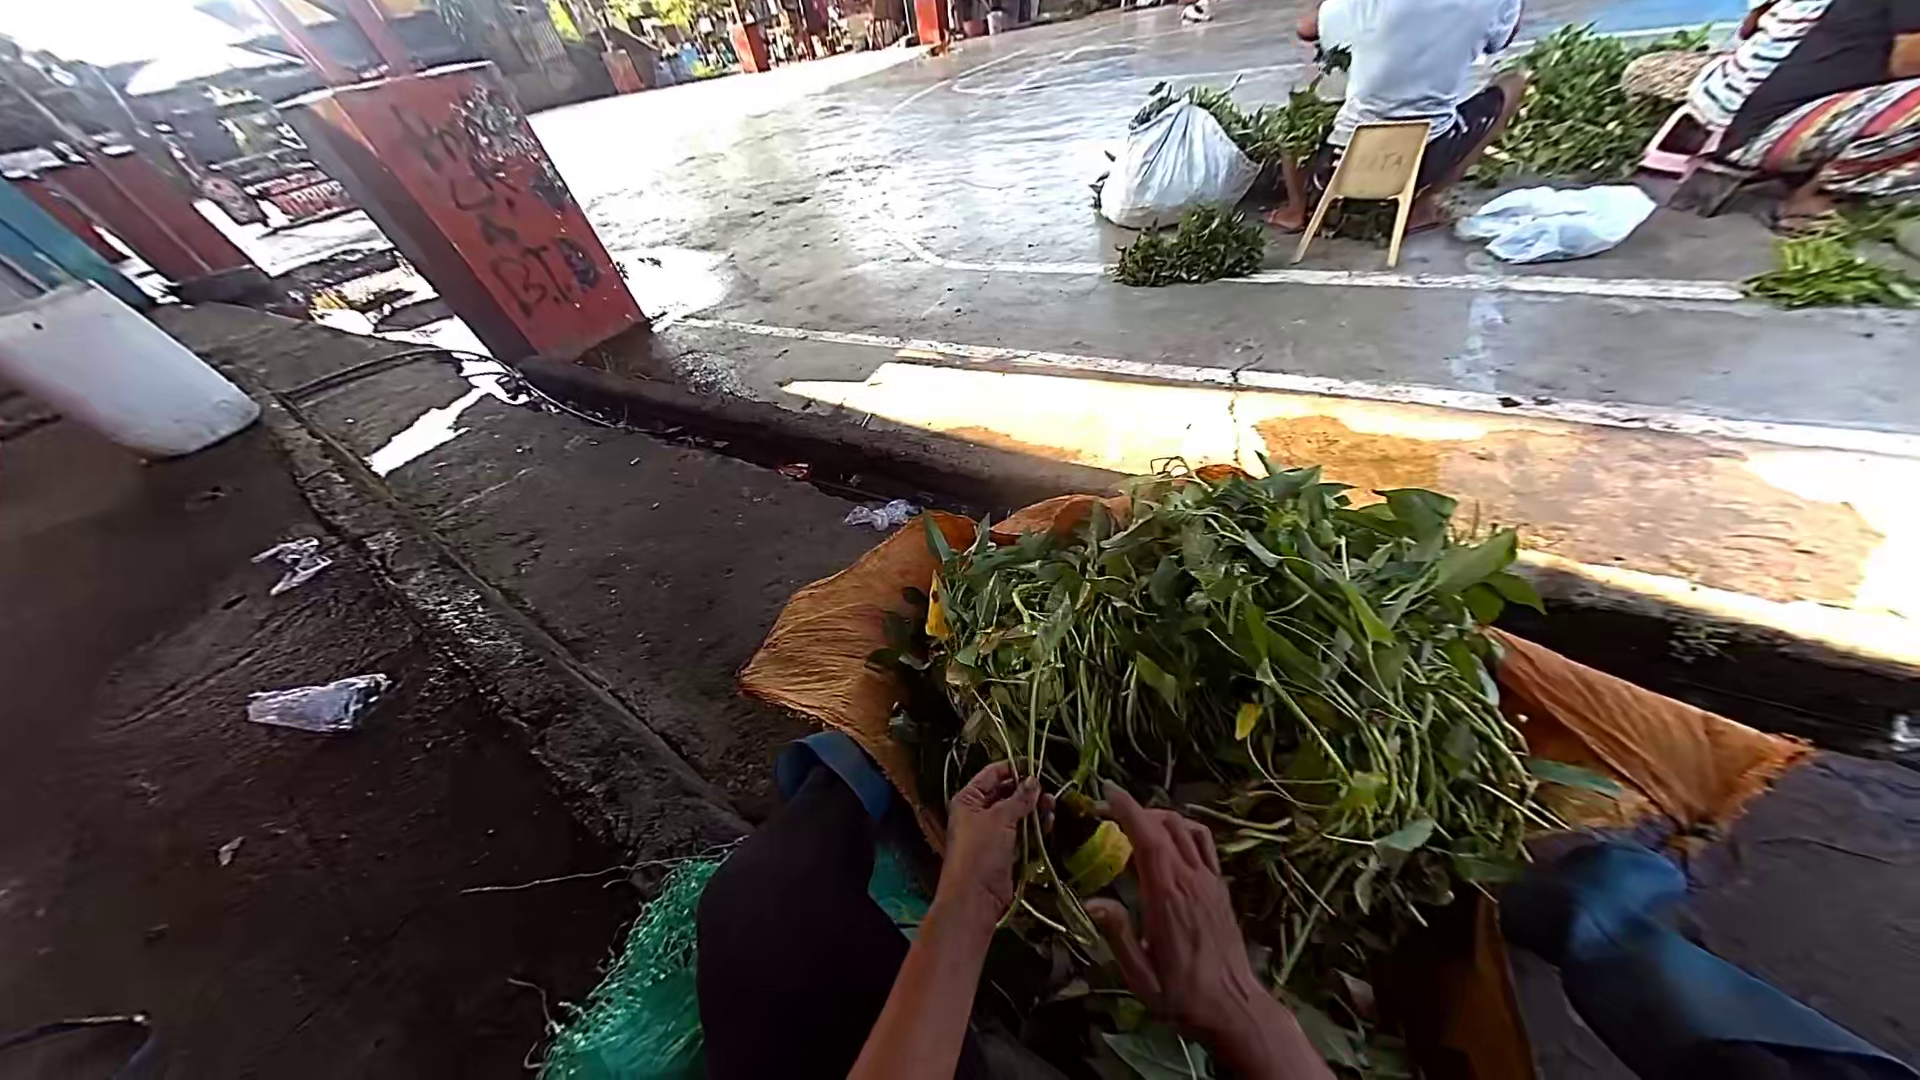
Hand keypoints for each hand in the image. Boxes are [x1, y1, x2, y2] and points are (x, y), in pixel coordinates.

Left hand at [938, 762, 1043, 927]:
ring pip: (1016, 813)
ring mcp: (992, 832)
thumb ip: (1019, 798)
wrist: (975, 898)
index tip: (1035, 764)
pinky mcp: (1004, 850)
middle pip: (1005, 793)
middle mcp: (978, 812)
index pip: (992, 774)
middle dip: (1026, 789)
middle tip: (1047, 787)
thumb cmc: (980, 851)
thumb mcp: (1000, 818)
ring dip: (1033, 807)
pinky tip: (1049, 820)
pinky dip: (1034, 825)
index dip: (1013, 768)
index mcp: (968, 799)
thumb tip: (1034, 780)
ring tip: (1051, 802)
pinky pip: (1021, 831)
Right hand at [1087, 783, 1330, 1079]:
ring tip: (1134, 825)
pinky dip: (1182, 827)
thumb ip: (1117, 935)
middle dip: (1133, 810)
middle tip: (1107, 814)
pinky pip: (1202, 840)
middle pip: (1163, 824)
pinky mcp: (1219, 884)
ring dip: (1156, 816)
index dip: (1127, 809)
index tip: (1107, 792)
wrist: (1236, 1011)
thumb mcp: (1141, 976)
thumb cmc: (1183, 995)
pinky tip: (1168, 837)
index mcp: (1167, 897)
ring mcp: (1208, 879)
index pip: (1148, 837)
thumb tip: (1091, 902)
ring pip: (1183, 826)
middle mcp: (1190, 879)